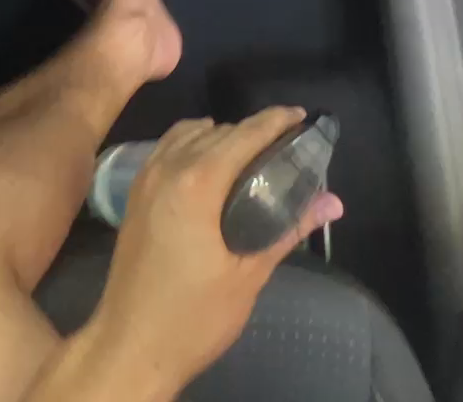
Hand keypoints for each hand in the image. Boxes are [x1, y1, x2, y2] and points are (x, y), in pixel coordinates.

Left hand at [84, 108, 343, 394]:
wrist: (129, 346)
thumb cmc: (193, 316)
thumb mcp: (248, 275)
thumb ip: (288, 229)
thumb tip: (333, 202)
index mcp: (198, 182)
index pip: (244, 134)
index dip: (275, 121)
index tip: (301, 117)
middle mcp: (169, 166)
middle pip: (220, 131)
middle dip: (254, 132)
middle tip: (285, 149)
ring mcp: (147, 176)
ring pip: (192, 133)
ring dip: (222, 136)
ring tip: (251, 157)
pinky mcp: (135, 190)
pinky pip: (169, 146)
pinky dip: (193, 142)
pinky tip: (210, 165)